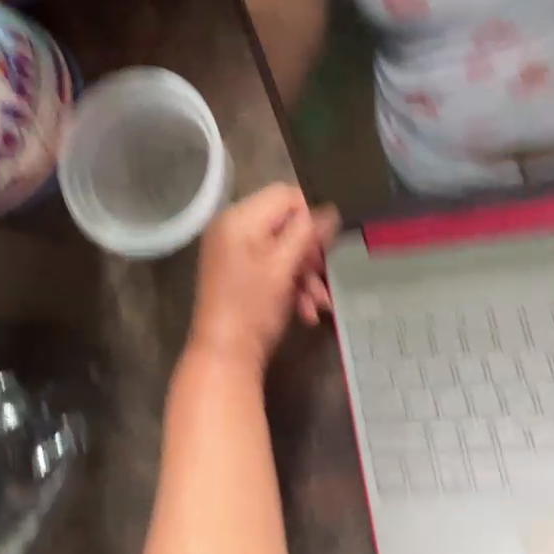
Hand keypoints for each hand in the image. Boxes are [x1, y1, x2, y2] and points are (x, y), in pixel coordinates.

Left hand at [188, 183, 338, 371]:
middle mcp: (232, 228)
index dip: (310, 216)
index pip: (284, 195)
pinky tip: (305, 312)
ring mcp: (233, 252)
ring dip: (305, 275)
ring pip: (282, 250)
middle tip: (324, 276)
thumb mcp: (283, 267)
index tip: (328, 244)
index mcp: (238, 218)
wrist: (223, 358)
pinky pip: (270, 268)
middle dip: (310, 253)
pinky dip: (290, 286)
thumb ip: (306, 233)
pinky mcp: (237, 274)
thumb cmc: (252, 307)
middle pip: (285, 224)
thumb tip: (330, 209)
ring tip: (318, 304)